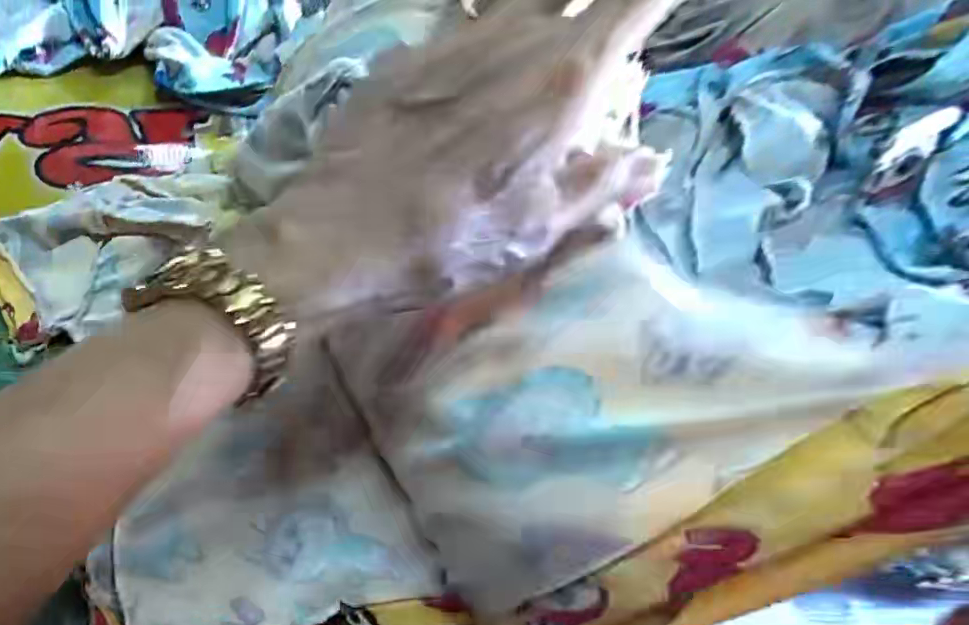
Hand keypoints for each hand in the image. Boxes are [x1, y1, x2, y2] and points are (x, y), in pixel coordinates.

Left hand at [223, 0, 677, 322]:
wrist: (324, 246)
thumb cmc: (435, 246)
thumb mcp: (529, 234)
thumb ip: (597, 187)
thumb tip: (644, 159)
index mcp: (566, 73)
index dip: (653, 5)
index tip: (648, 20)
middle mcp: (511, 38)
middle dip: (579, 11)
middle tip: (570, 45)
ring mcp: (442, 46)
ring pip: (497, 0)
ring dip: (515, 16)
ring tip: (509, 52)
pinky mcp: (386, 69)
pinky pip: (436, 31)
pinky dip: (451, 40)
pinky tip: (438, 76)